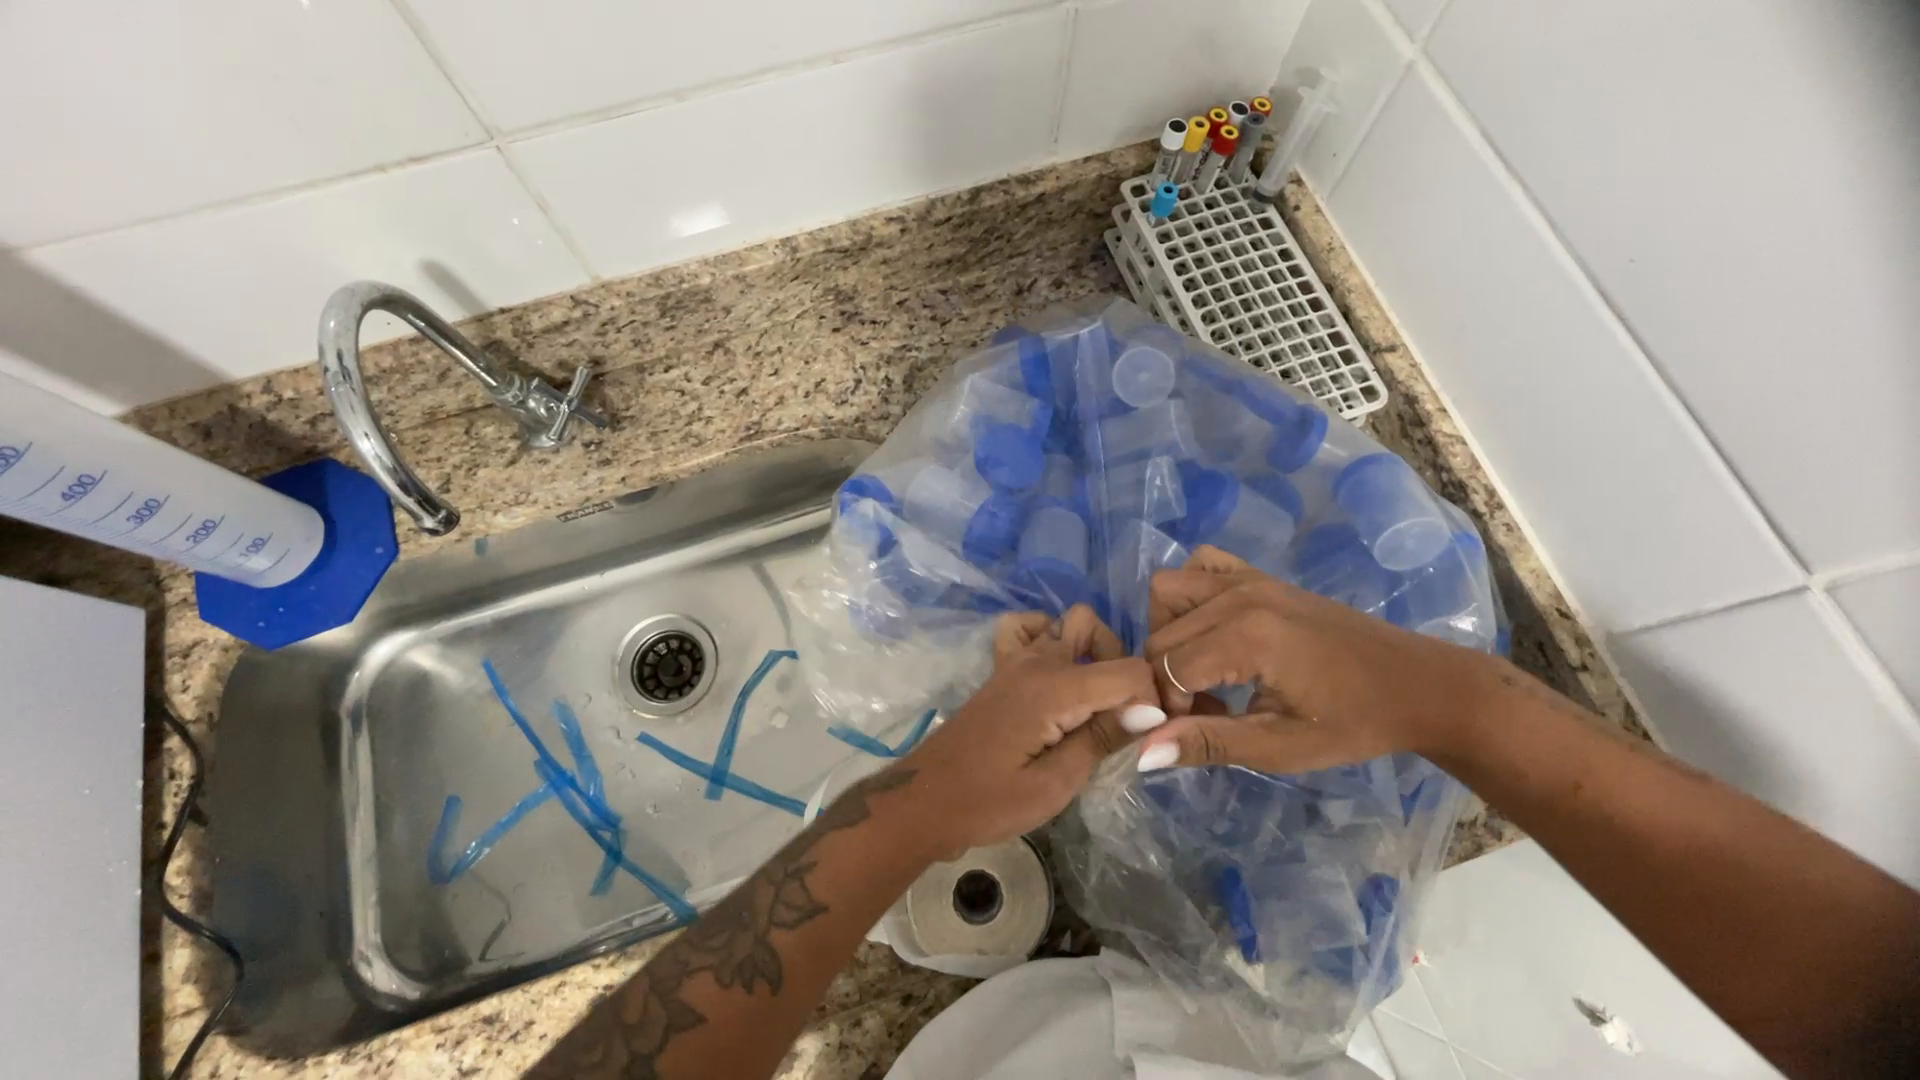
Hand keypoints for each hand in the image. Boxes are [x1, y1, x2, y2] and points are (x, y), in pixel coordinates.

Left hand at [891, 604, 1163, 855]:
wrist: (926, 802)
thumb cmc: (988, 803)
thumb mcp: (1055, 784)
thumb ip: (1102, 739)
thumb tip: (1153, 710)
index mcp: (1054, 687)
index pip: (1130, 670)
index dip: (1155, 699)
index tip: (1157, 734)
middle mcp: (1037, 661)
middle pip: (1099, 631)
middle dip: (1126, 668)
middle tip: (1128, 717)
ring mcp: (1017, 661)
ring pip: (1067, 623)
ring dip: (1094, 650)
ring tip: (1099, 700)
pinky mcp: (1004, 671)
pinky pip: (1030, 630)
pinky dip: (1050, 638)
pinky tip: (1059, 675)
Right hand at [1137, 546, 1503, 773]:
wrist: (1419, 686)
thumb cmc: (1355, 723)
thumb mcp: (1281, 746)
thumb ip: (1208, 741)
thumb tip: (1141, 752)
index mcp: (1248, 636)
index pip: (1167, 669)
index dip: (1170, 708)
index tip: (1202, 729)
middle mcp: (1239, 595)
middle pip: (1161, 635)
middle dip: (1168, 679)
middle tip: (1209, 712)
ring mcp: (1249, 578)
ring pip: (1167, 592)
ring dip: (1169, 633)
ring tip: (1203, 670)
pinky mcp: (1260, 574)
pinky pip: (1200, 566)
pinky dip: (1190, 593)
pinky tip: (1212, 628)